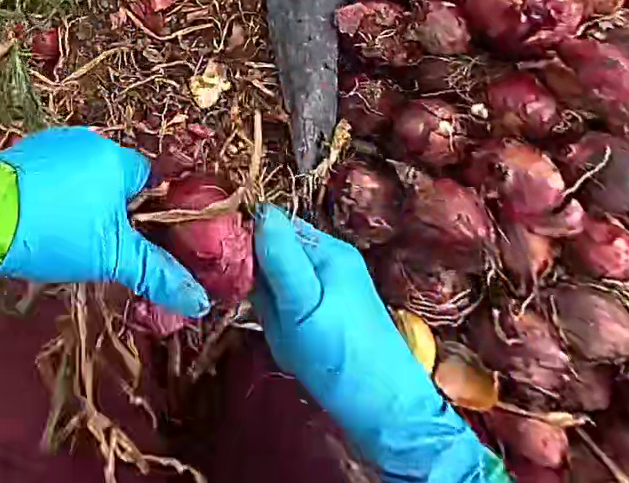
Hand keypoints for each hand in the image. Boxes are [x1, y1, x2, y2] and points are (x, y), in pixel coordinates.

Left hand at [0, 128, 209, 316]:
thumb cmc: (56, 231)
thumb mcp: (111, 256)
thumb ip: (156, 273)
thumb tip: (199, 301)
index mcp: (117, 159)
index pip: (148, 181)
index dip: (144, 212)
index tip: (131, 238)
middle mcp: (91, 141)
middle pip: (117, 177)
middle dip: (112, 208)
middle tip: (99, 242)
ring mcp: (57, 141)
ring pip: (85, 174)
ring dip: (84, 198)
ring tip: (66, 232)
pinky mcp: (29, 149)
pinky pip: (57, 170)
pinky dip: (56, 189)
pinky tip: (43, 215)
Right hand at [250, 206, 500, 482]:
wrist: (390, 418)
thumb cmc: (342, 361)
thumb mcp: (303, 307)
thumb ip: (280, 258)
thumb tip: (259, 210)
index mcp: (327, 249)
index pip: (273, 222)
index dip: (249, 241)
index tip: (238, 273)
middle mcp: (331, 258)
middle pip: (275, 247)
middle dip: (259, 276)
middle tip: (266, 312)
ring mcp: (333, 283)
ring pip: (280, 275)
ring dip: (270, 300)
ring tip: (281, 330)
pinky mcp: (332, 308)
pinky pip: (292, 298)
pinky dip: (283, 315)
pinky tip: (292, 339)